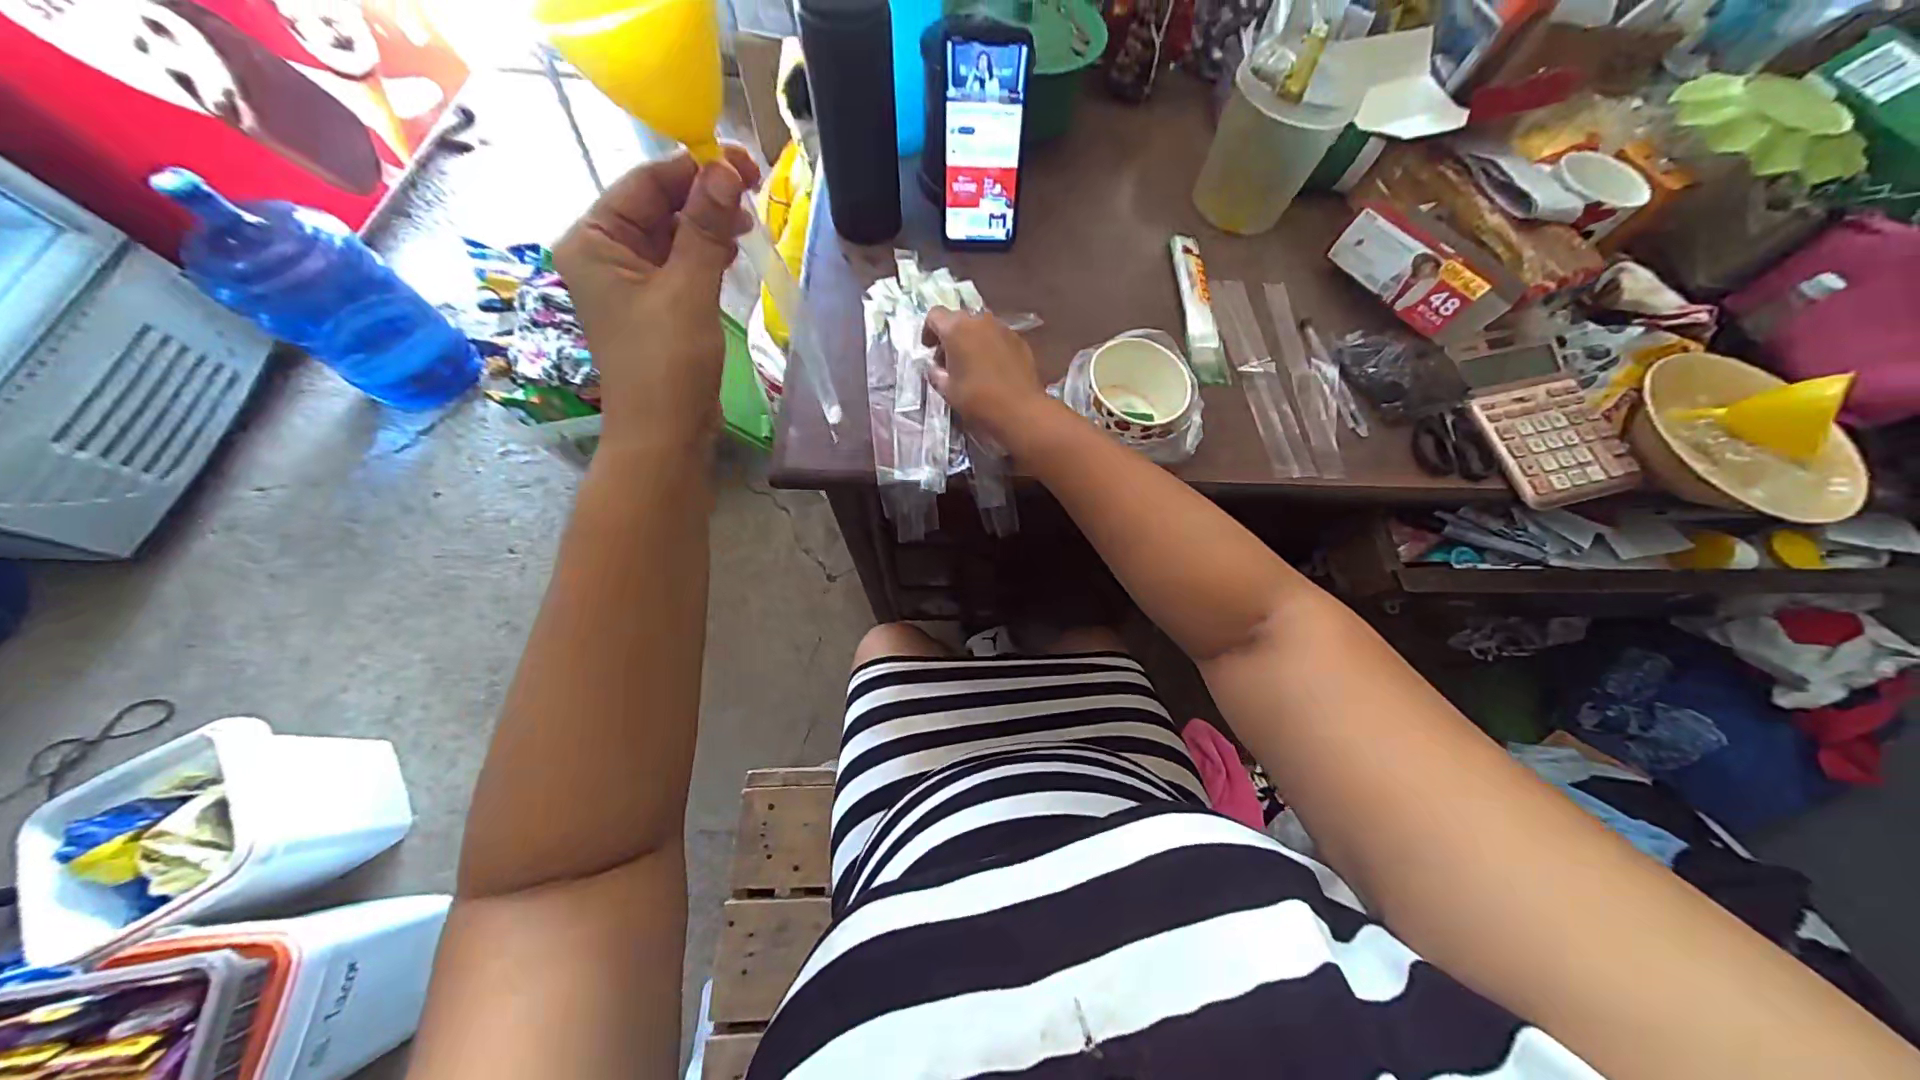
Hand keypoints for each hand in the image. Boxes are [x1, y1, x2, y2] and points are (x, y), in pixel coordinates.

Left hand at [553, 146, 761, 444]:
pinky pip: (680, 263)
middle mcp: (605, 254)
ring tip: (748, 223)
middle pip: (657, 206)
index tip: (741, 163)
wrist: (665, 434)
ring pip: (672, 234)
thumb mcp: (687, 289)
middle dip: (703, 197)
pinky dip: (706, 252)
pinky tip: (733, 249)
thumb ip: (705, 227)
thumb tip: (726, 170)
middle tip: (753, 191)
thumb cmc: (667, 363)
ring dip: (709, 224)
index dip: (692, 169)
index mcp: (593, 241)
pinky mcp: (655, 306)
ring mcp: (630, 282)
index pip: (644, 185)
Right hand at [923, 307, 1052, 448]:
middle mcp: (980, 321)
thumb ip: (936, 373)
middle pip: (958, 319)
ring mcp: (1002, 328)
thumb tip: (936, 367)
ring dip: (971, 340)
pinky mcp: (1019, 340)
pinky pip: (997, 337)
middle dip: (950, 336)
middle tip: (949, 360)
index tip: (929, 349)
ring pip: (980, 327)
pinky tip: (992, 368)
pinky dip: (990, 347)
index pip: (935, 315)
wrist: (1020, 410)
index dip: (928, 331)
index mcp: (957, 329)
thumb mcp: (947, 390)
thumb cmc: (977, 399)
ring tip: (971, 364)